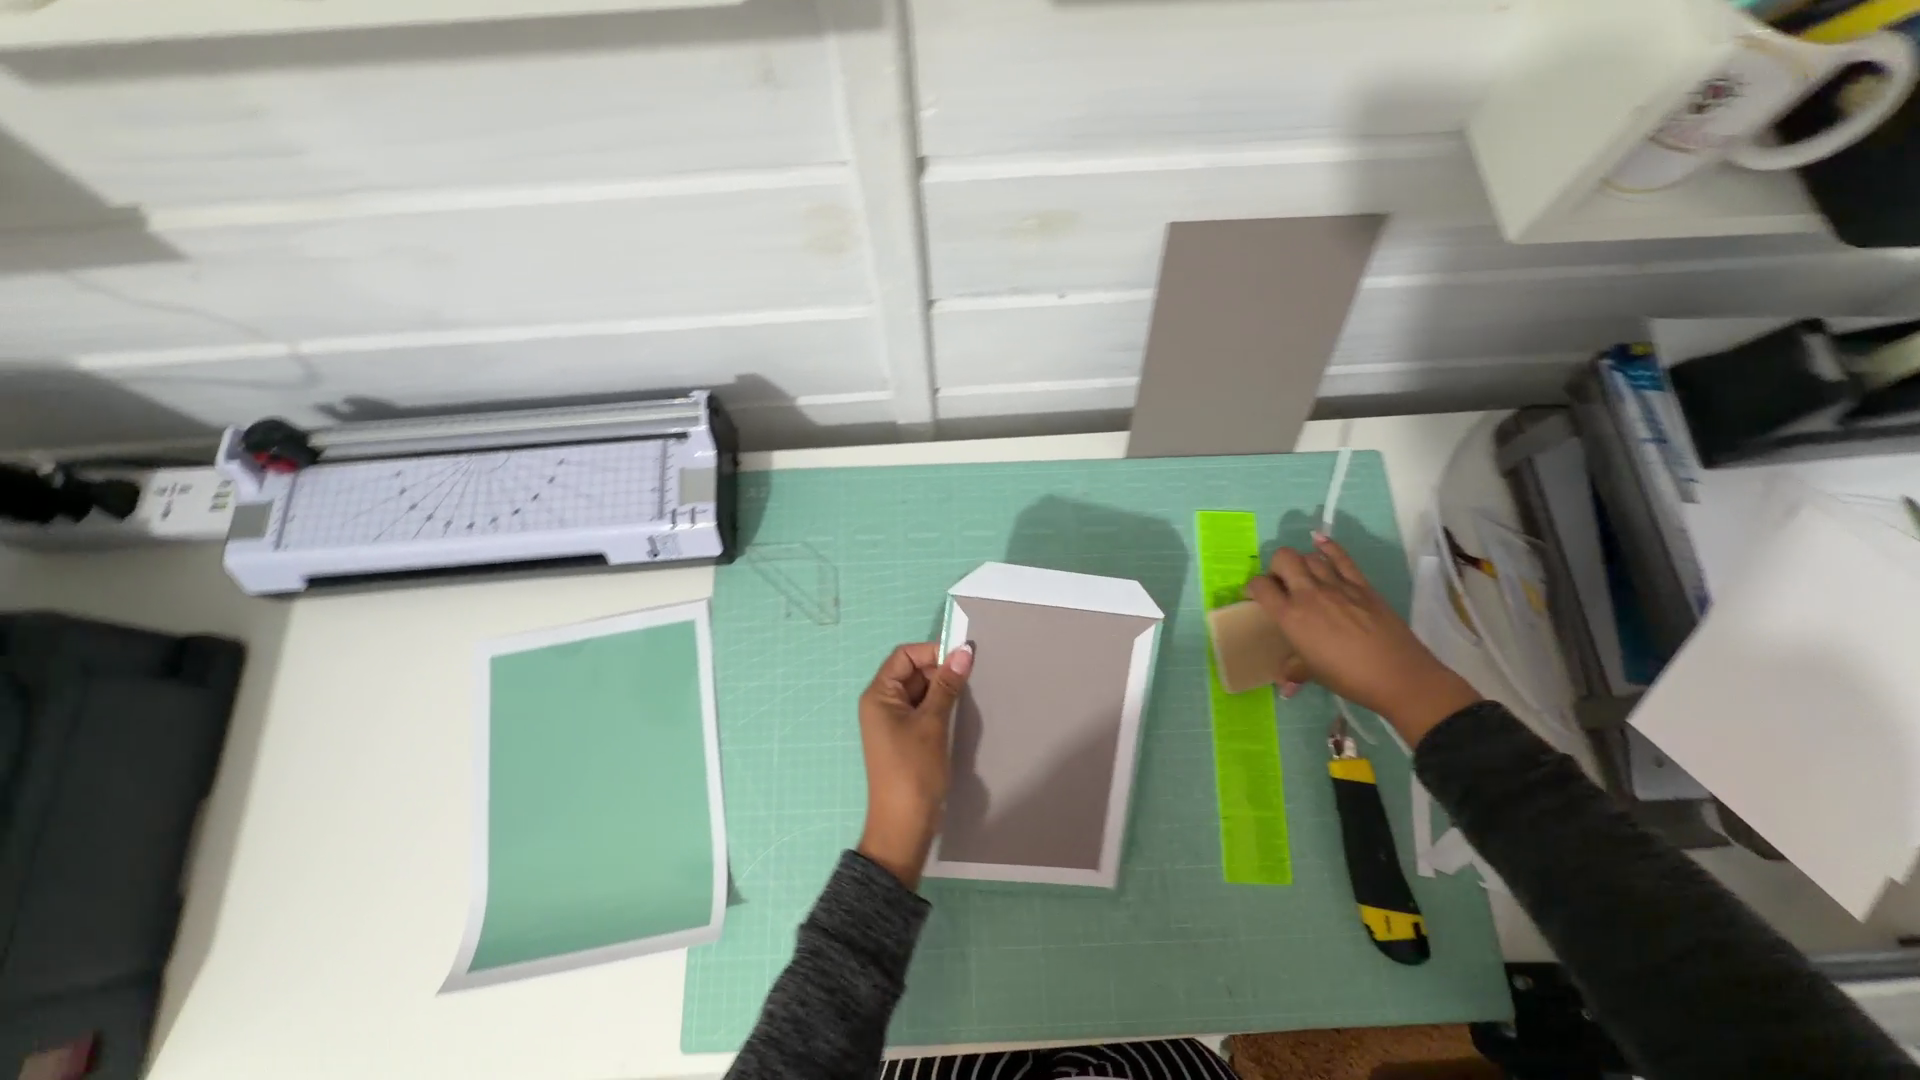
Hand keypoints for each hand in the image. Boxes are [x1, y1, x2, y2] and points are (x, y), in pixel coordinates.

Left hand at [855, 642, 972, 888]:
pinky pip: (923, 710)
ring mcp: (893, 722)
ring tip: (967, 695)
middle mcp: (882, 704)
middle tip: (971, 678)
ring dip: (943, 689)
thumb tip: (963, 651)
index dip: (932, 652)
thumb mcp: (933, 723)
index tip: (963, 658)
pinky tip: (959, 712)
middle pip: (912, 672)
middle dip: (941, 671)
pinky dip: (940, 707)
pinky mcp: (906, 737)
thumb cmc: (914, 770)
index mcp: (879, 695)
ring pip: (921, 692)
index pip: (904, 656)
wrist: (904, 824)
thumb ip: (947, 685)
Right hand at [1245, 533, 1479, 746]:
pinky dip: (1328, 546)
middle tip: (1280, 583)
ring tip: (1303, 576)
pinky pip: (1342, 557)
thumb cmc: (1348, 678)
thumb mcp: (1313, 674)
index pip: (1260, 587)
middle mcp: (1310, 594)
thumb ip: (1294, 671)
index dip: (1252, 587)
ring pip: (1311, 556)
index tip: (1254, 596)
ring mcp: (1338, 586)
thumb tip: (1286, 686)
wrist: (1398, 675)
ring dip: (1302, 562)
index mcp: (1291, 617)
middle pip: (1284, 559)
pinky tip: (1319, 541)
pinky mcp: (1362, 585)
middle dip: (1276, 566)